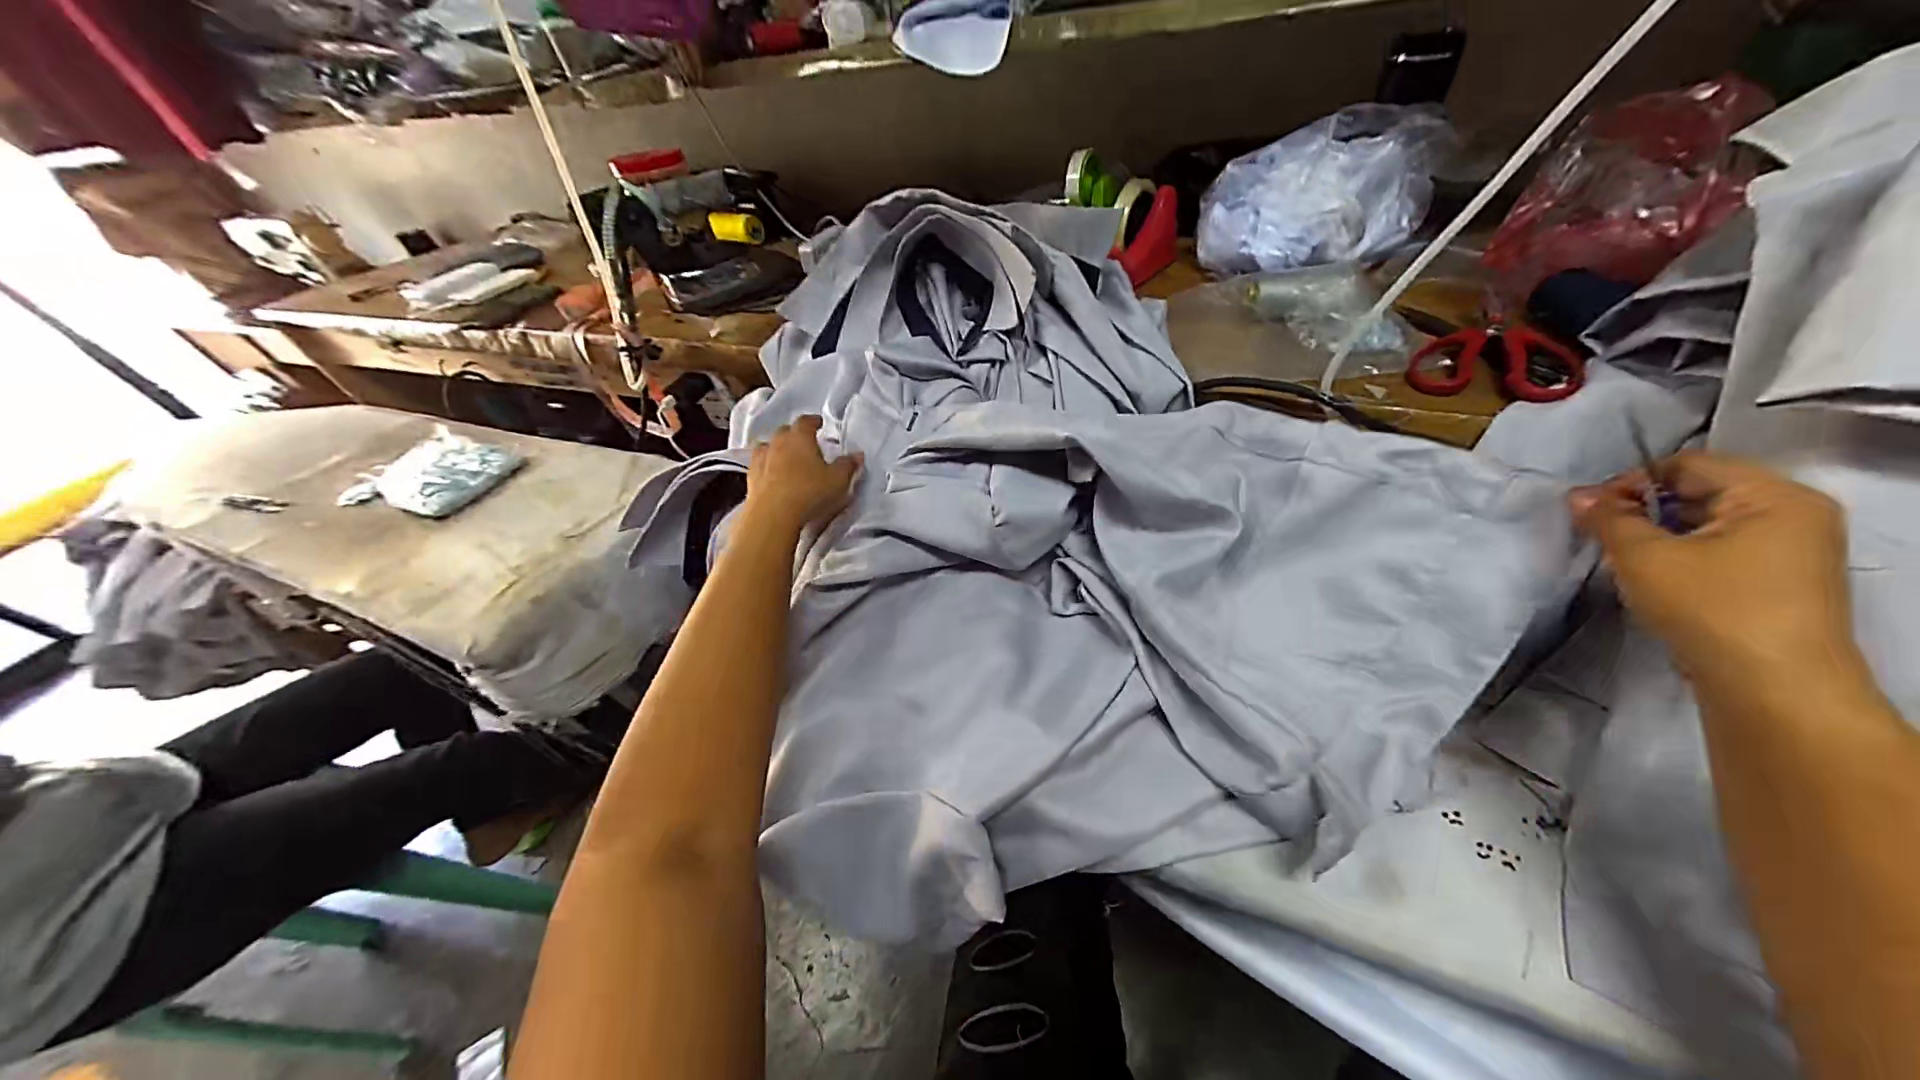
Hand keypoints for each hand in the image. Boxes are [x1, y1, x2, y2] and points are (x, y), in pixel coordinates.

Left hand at [743, 415, 861, 532]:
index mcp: (800, 437)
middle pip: (785, 431)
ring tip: (785, 457)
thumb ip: (848, 466)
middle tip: (804, 443)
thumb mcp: (838, 480)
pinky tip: (771, 474)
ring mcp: (761, 459)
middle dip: (794, 434)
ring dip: (776, 448)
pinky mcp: (751, 478)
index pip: (806, 421)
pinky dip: (766, 466)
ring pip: (767, 446)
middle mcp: (778, 442)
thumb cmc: (809, 492)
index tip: (818, 423)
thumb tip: (857, 456)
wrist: (774, 515)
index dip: (813, 421)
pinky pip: (758, 465)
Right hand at [1569, 453, 1855, 688]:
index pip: (1688, 465)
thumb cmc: (1711, 607)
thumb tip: (1578, 496)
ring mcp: (1794, 552)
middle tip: (1599, 533)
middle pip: (1701, 493)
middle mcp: (1795, 516)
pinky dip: (1682, 557)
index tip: (1589, 510)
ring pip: (1708, 525)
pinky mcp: (1781, 584)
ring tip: (1622, 559)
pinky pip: (1722, 551)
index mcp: (1775, 497)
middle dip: (1643, 510)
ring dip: (1659, 536)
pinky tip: (1653, 580)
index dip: (1631, 481)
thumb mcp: (1644, 557)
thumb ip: (1608, 519)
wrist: (1773, 687)